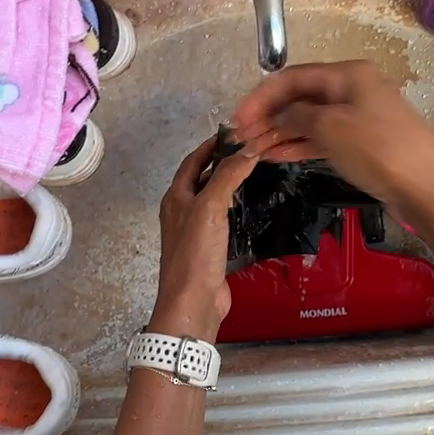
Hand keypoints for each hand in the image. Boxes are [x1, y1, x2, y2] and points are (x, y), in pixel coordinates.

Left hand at [152, 135, 257, 340]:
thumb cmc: (196, 252)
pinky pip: (224, 220)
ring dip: (231, 185)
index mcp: (176, 197)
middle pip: (203, 178)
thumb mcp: (210, 208)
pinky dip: (237, 209)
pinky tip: (254, 207)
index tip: (236, 133)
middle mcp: (183, 211)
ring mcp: (196, 231)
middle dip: (224, 163)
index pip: (193, 161)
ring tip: (257, 172)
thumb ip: (227, 176)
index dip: (212, 145)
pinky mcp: (210, 249)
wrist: (193, 301)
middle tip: (252, 151)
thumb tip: (249, 149)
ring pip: (214, 199)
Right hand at [231, 60, 433, 216]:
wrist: (427, 188)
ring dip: (280, 133)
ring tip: (253, 151)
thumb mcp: (329, 128)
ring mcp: (358, 116)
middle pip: (300, 97)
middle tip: (242, 139)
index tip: (237, 120)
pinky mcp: (362, 142)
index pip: (292, 77)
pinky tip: (276, 155)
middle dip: (268, 116)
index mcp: (347, 74)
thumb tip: (279, 115)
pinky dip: (298, 145)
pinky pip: (322, 138)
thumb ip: (296, 116)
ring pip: (309, 120)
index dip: (260, 97)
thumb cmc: (378, 150)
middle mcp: (352, 89)